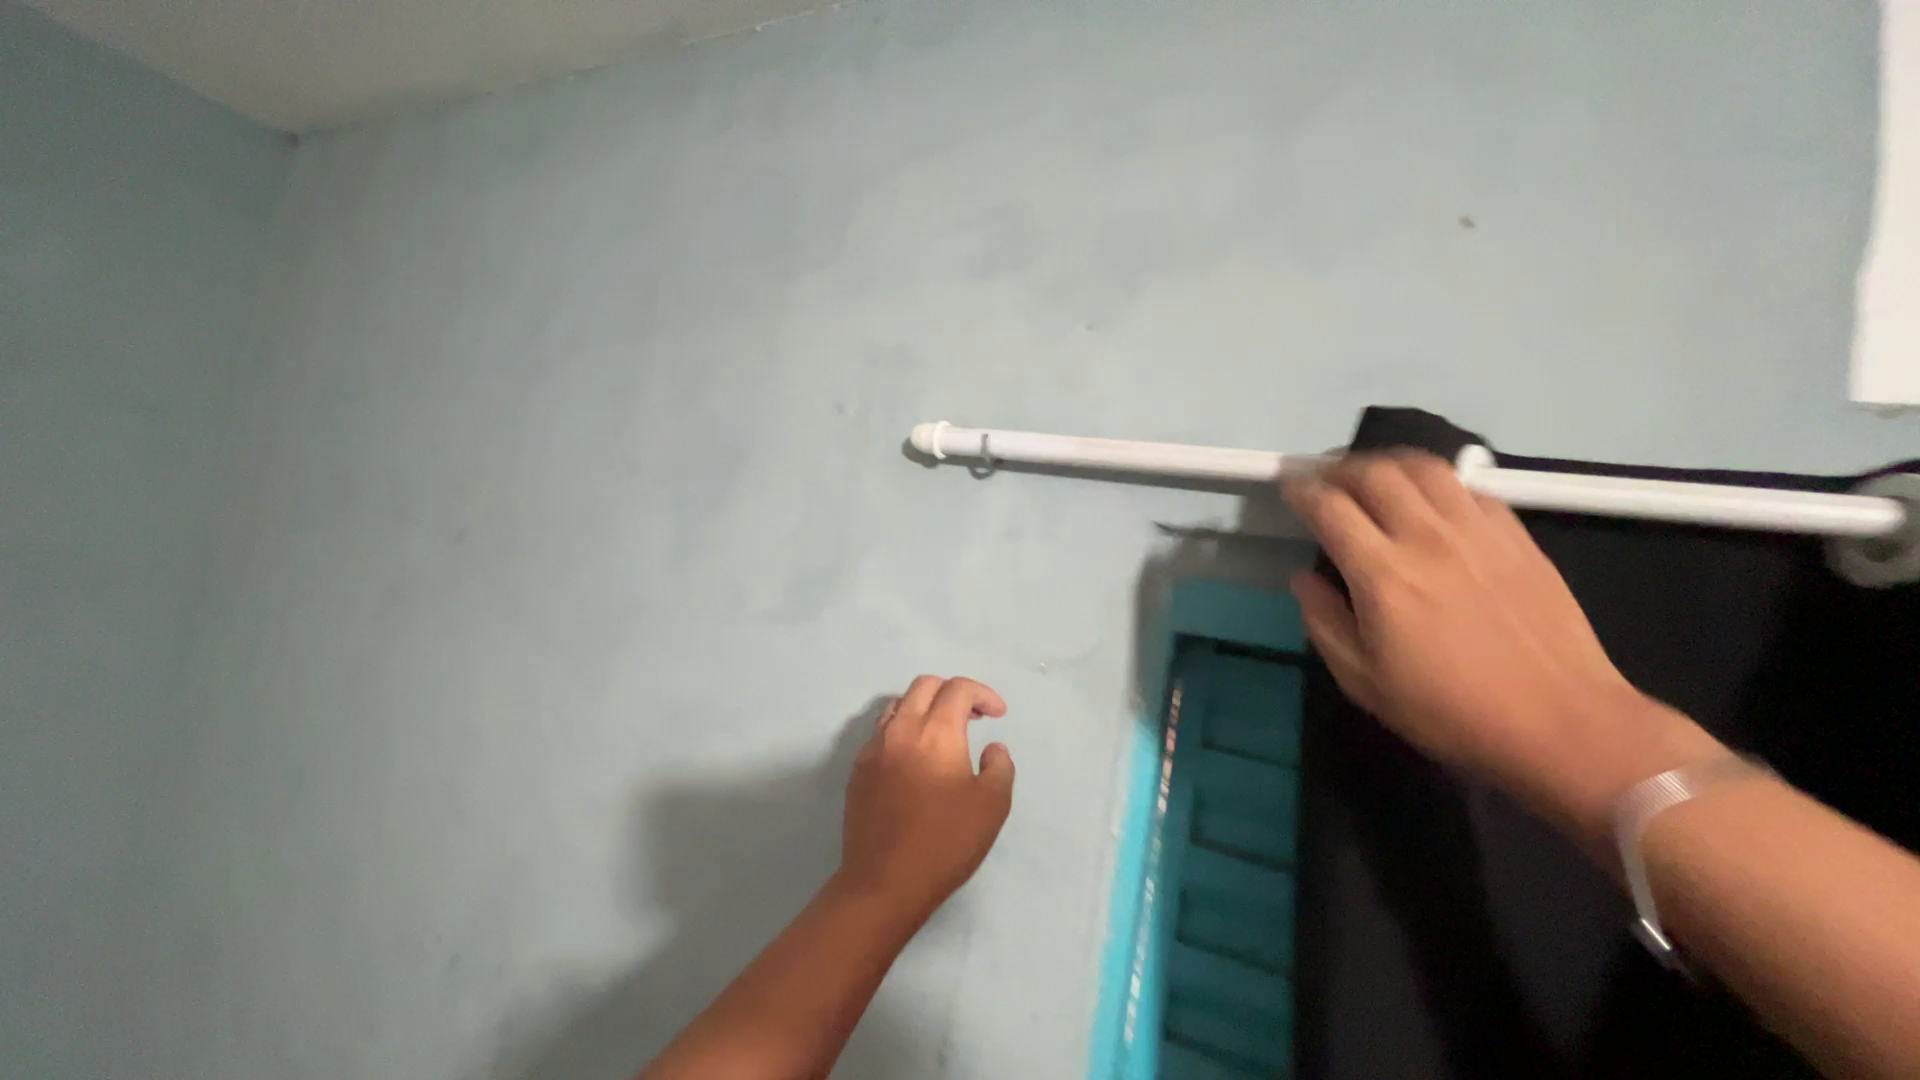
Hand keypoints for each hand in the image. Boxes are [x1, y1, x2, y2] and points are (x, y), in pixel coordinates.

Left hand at [837, 676, 1014, 920]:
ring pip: (898, 705)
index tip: (998, 715)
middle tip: (973, 718)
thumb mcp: (992, 806)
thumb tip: (992, 748)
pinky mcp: (858, 770)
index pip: (957, 689)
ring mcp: (873, 749)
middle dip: (952, 693)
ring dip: (924, 708)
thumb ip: (1000, 766)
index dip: (983, 694)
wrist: (884, 882)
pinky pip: (881, 732)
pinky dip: (903, 730)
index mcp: (935, 732)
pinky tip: (915, 759)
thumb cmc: (945, 842)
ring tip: (943, 735)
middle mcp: (900, 730)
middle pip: (924, 686)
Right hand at [1284, 452, 1723, 839]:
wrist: (1560, 722)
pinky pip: (1466, 488)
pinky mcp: (1515, 535)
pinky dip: (1435, 483)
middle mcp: (1427, 537)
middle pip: (1374, 472)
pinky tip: (1428, 503)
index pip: (1329, 507)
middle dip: (1338, 467)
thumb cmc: (1449, 710)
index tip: (1290, 488)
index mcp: (1383, 575)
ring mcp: (1477, 531)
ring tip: (1371, 477)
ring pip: (1423, 467)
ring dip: (1386, 463)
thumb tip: (1303, 578)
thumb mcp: (1362, 681)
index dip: (1301, 490)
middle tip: (1323, 479)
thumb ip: (1323, 621)